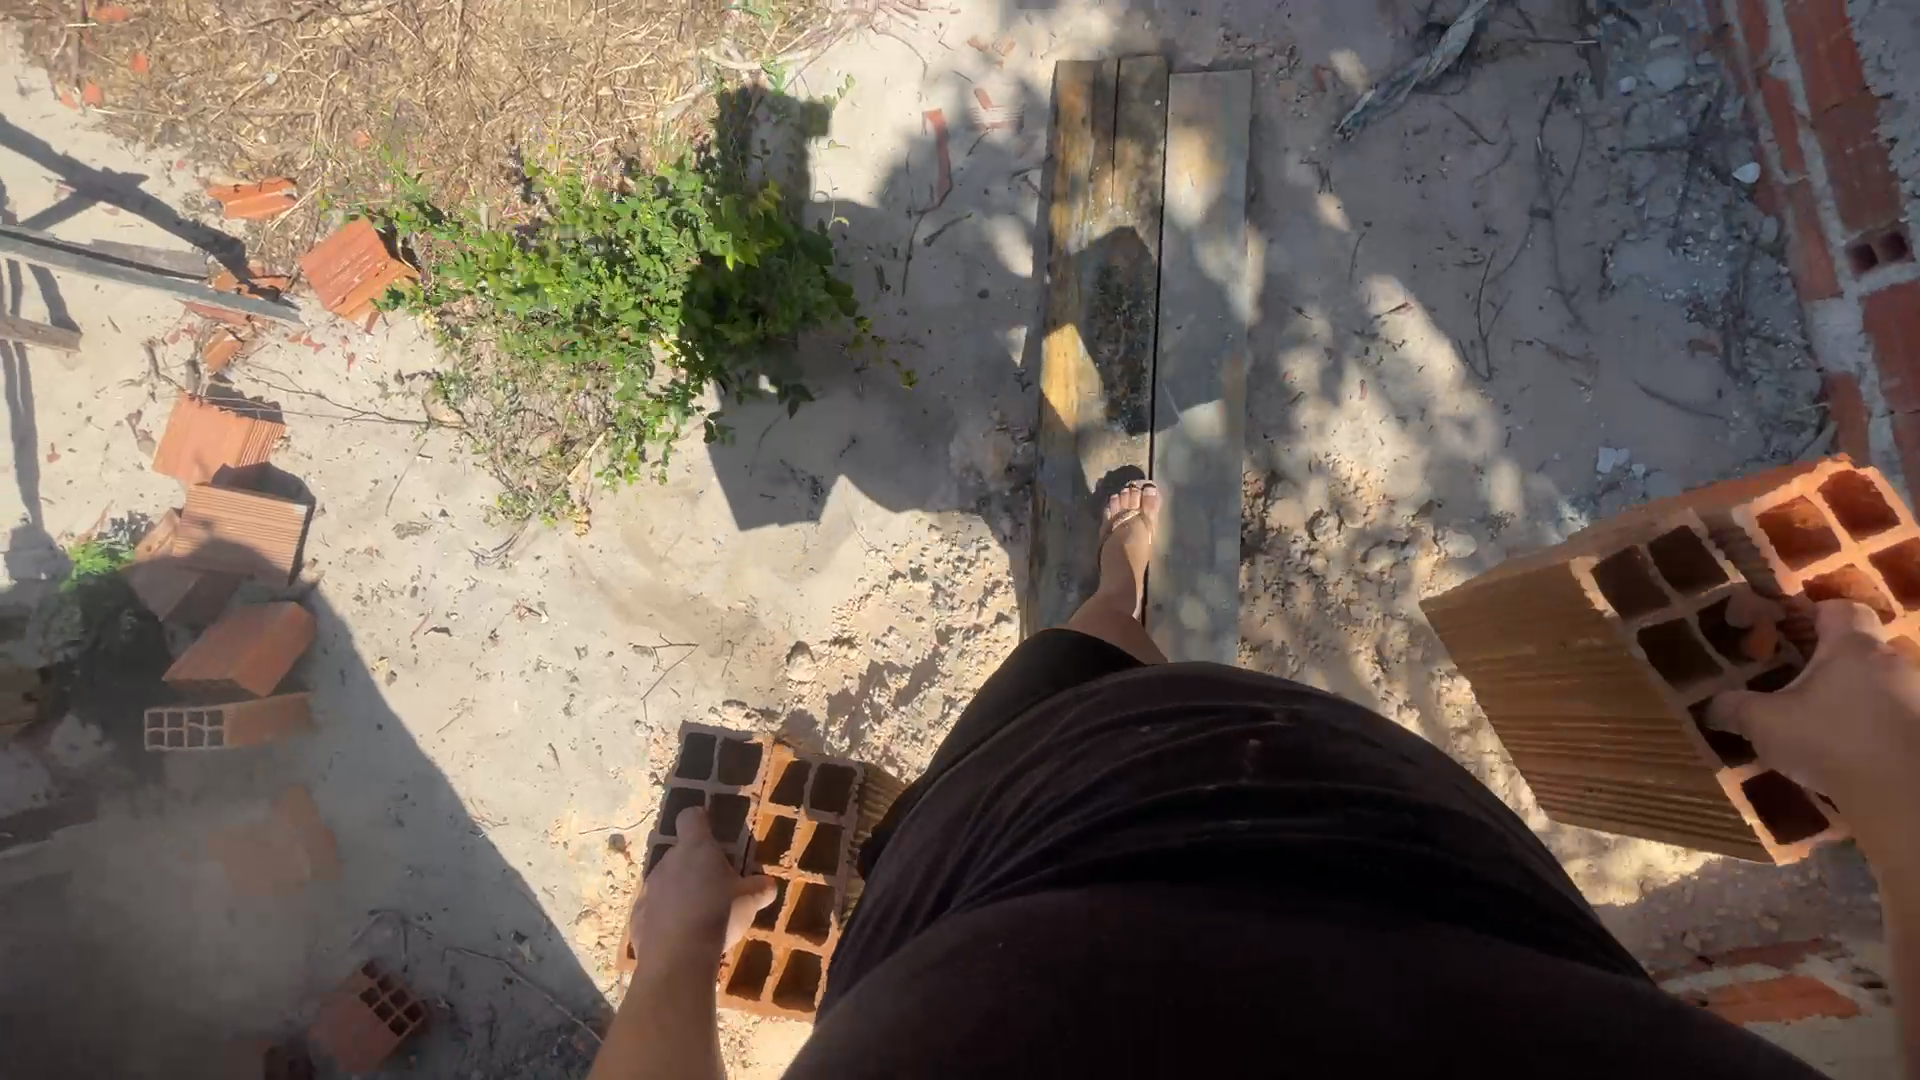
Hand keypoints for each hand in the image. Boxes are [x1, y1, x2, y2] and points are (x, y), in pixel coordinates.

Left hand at [627, 807, 776, 976]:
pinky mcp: (636, 916)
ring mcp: (649, 889)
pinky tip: (679, 934)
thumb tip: (769, 885)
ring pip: (665, 880)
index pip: (690, 817)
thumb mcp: (751, 900)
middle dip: (694, 864)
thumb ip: (760, 888)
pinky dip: (664, 916)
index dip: (699, 820)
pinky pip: (653, 908)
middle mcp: (668, 861)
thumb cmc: (719, 915)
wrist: (677, 959)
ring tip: (697, 913)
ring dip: (678, 890)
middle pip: (680, 852)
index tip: (709, 831)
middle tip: (714, 885)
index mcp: (696, 847)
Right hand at [1708, 599, 1919, 860]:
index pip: (1840, 609)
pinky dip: (1873, 722)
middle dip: (1829, 660)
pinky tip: (1848, 744)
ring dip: (1854, 693)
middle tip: (1791, 677)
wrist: (1909, 796)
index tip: (1783, 628)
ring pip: (1881, 682)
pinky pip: (1897, 714)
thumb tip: (1710, 706)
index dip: (1811, 613)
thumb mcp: (1759, 721)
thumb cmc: (1829, 739)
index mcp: (1852, 650)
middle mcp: (1896, 665)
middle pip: (1862, 648)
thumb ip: (1730, 706)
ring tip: (1819, 716)